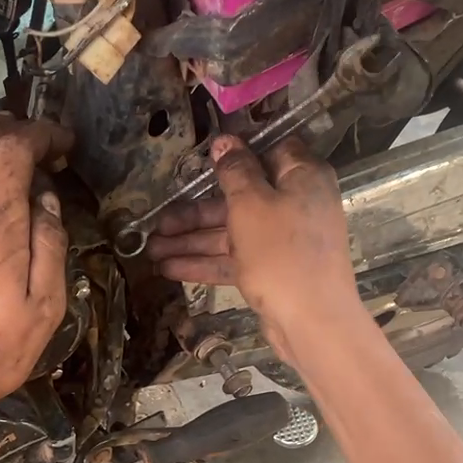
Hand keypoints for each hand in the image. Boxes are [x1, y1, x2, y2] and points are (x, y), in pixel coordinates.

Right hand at [146, 135, 362, 356]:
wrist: (311, 320)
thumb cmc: (282, 253)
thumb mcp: (252, 205)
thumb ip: (235, 172)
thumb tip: (224, 142)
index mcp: (300, 177)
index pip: (268, 152)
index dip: (234, 155)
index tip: (201, 160)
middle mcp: (293, 204)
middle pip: (238, 200)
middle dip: (194, 213)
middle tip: (157, 222)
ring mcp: (281, 241)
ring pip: (230, 233)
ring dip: (190, 241)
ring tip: (151, 250)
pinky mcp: (270, 271)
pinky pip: (233, 259)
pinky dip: (204, 263)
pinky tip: (168, 269)